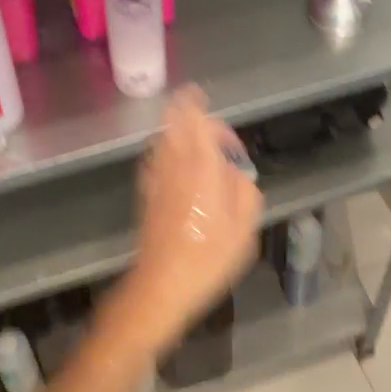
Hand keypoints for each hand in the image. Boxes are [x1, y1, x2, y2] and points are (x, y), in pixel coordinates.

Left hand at [109, 86, 263, 354]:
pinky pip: (155, 157)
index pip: (194, 119)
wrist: (161, 285)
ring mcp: (156, 176)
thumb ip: (244, 190)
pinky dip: (166, 150)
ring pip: (162, 137)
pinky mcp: (146, 192)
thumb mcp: (244, 229)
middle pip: (173, 121)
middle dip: (186, 112)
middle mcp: (174, 163)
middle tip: (206, 121)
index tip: (208, 106)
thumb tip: (238, 171)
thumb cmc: (207, 258)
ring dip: (176, 130)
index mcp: (200, 166)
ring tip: (195, 140)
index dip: (199, 106)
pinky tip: (178, 165)